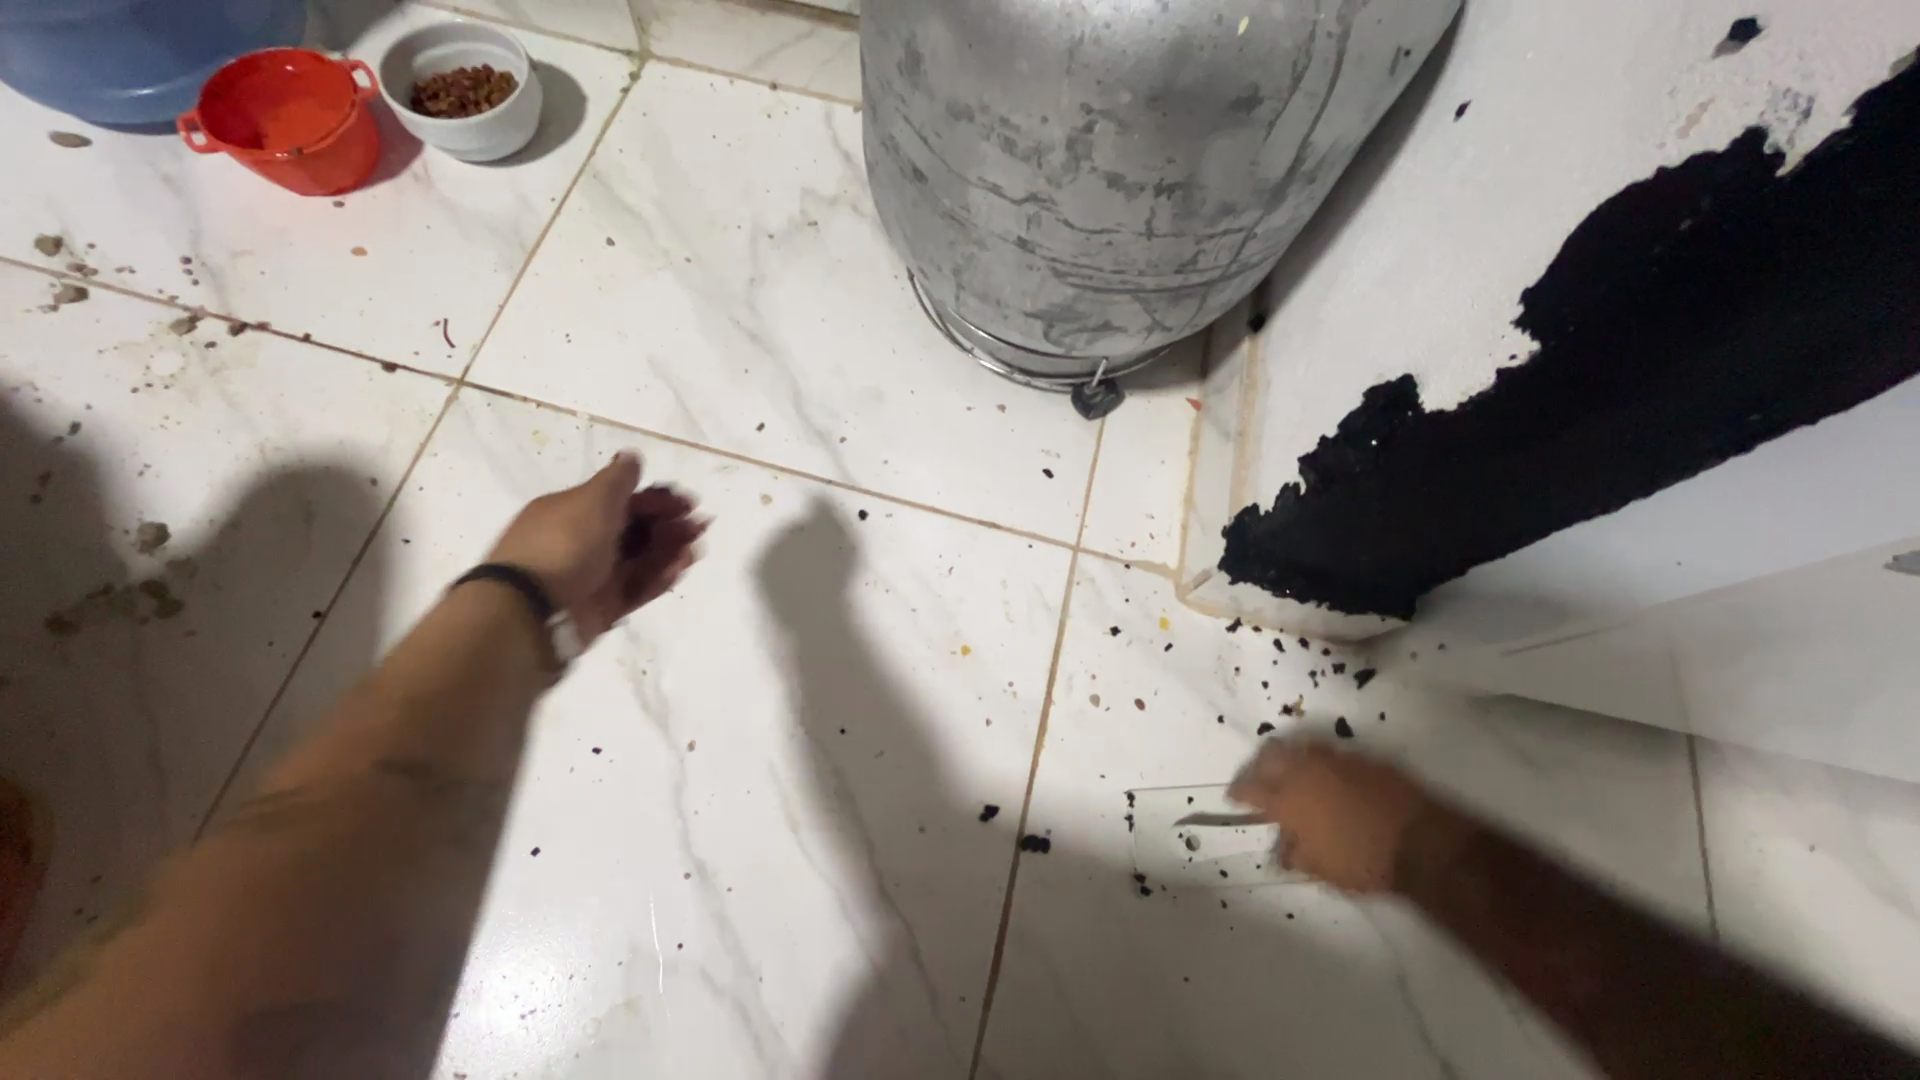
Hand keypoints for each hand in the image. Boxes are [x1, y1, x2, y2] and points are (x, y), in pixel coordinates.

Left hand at [486, 451, 706, 641]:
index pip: (623, 501)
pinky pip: (636, 589)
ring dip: (669, 552)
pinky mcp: (603, 607)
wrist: (533, 608)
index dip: (657, 499)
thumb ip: (618, 479)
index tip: (687, 501)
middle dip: (670, 526)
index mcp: (573, 511)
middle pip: (635, 530)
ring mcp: (593, 576)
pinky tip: (677, 571)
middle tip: (699, 526)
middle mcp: (582, 541)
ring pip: (639, 560)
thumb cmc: (564, 544)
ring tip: (694, 551)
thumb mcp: (592, 500)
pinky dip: (657, 579)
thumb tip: (631, 456)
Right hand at [1227, 737, 1436, 895]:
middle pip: (1270, 755)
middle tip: (1260, 779)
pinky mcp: (1363, 759)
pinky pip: (1334, 754)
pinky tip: (1332, 776)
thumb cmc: (1364, 862)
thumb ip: (1296, 855)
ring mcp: (1335, 761)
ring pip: (1302, 748)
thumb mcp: (1323, 869)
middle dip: (1260, 765)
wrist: (1421, 841)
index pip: (1251, 788)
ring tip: (1295, 773)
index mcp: (1287, 800)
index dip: (1239, 792)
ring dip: (1293, 759)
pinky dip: (1325, 763)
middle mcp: (1305, 772)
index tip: (1234, 796)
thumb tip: (1284, 849)